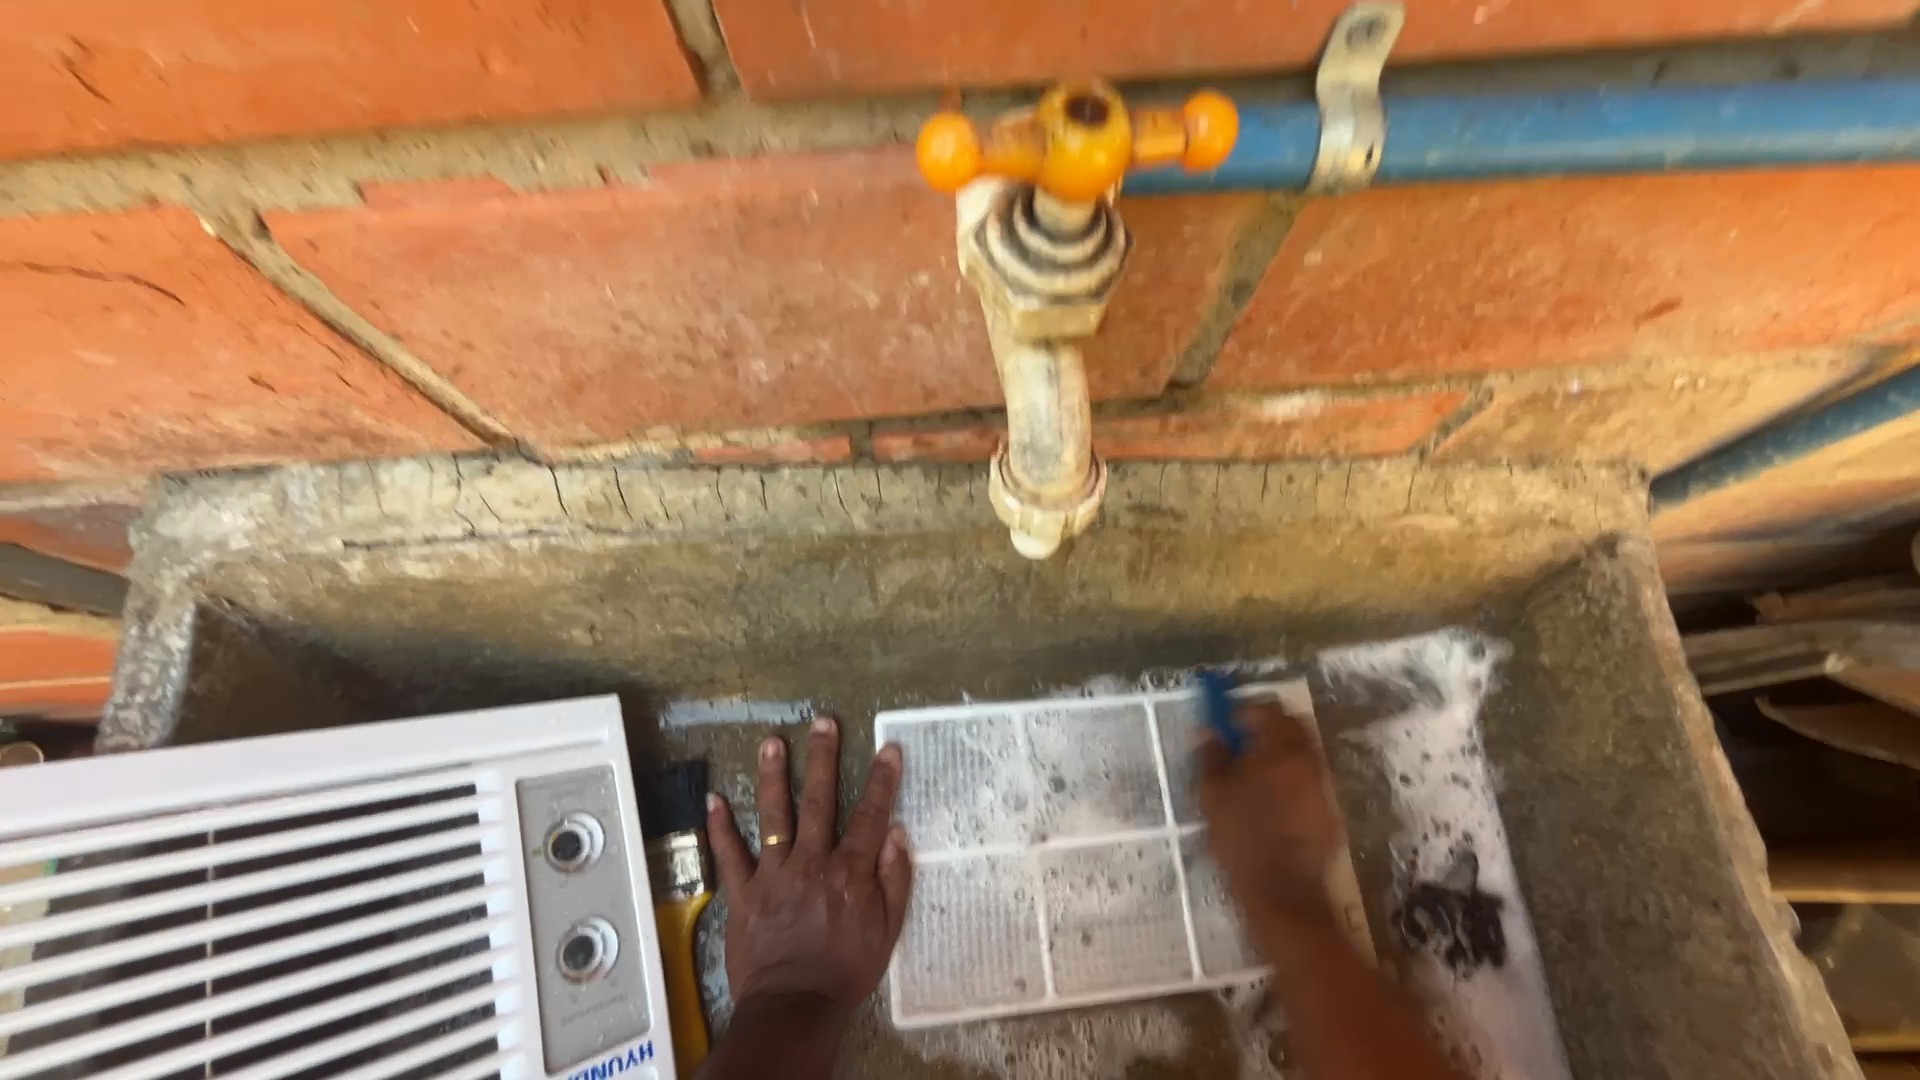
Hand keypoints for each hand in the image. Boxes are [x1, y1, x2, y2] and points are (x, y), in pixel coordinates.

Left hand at [707, 715, 912, 1019]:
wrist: (794, 1007)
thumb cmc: (846, 968)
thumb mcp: (887, 929)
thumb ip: (894, 879)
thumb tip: (897, 832)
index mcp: (850, 870)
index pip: (871, 814)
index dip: (882, 780)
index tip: (888, 748)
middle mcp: (812, 861)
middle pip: (820, 800)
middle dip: (823, 758)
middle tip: (823, 723)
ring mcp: (774, 874)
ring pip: (774, 816)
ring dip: (773, 776)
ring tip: (771, 742)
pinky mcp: (744, 893)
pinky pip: (730, 856)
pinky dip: (720, 828)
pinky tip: (713, 799)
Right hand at [1198, 701, 1343, 929]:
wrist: (1284, 895)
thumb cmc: (1241, 839)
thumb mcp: (1212, 794)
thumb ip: (1211, 755)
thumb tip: (1208, 730)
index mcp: (1280, 750)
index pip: (1267, 708)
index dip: (1243, 709)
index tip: (1224, 722)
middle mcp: (1309, 761)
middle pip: (1292, 725)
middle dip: (1265, 726)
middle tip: (1239, 742)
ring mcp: (1324, 786)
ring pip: (1302, 752)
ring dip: (1278, 751)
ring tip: (1251, 774)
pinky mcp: (1330, 811)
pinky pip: (1308, 778)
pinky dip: (1289, 777)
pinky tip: (1270, 801)